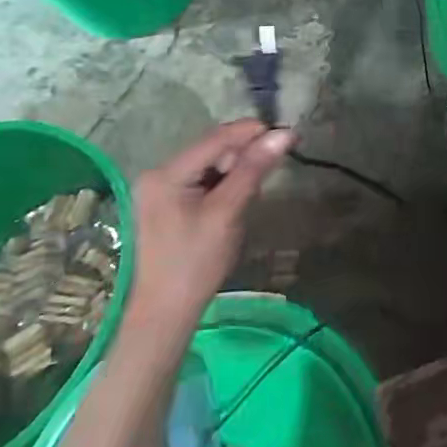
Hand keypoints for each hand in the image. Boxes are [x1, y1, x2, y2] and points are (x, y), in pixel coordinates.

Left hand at [127, 120, 293, 321]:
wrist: (164, 314)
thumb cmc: (195, 263)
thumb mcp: (227, 213)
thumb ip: (253, 170)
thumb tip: (283, 135)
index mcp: (166, 173)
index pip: (216, 139)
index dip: (252, 133)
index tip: (288, 134)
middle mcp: (158, 173)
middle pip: (211, 150)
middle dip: (243, 155)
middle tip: (274, 167)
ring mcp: (159, 189)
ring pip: (208, 166)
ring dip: (235, 171)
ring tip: (255, 190)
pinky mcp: (166, 205)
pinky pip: (201, 182)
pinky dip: (222, 186)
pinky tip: (236, 201)